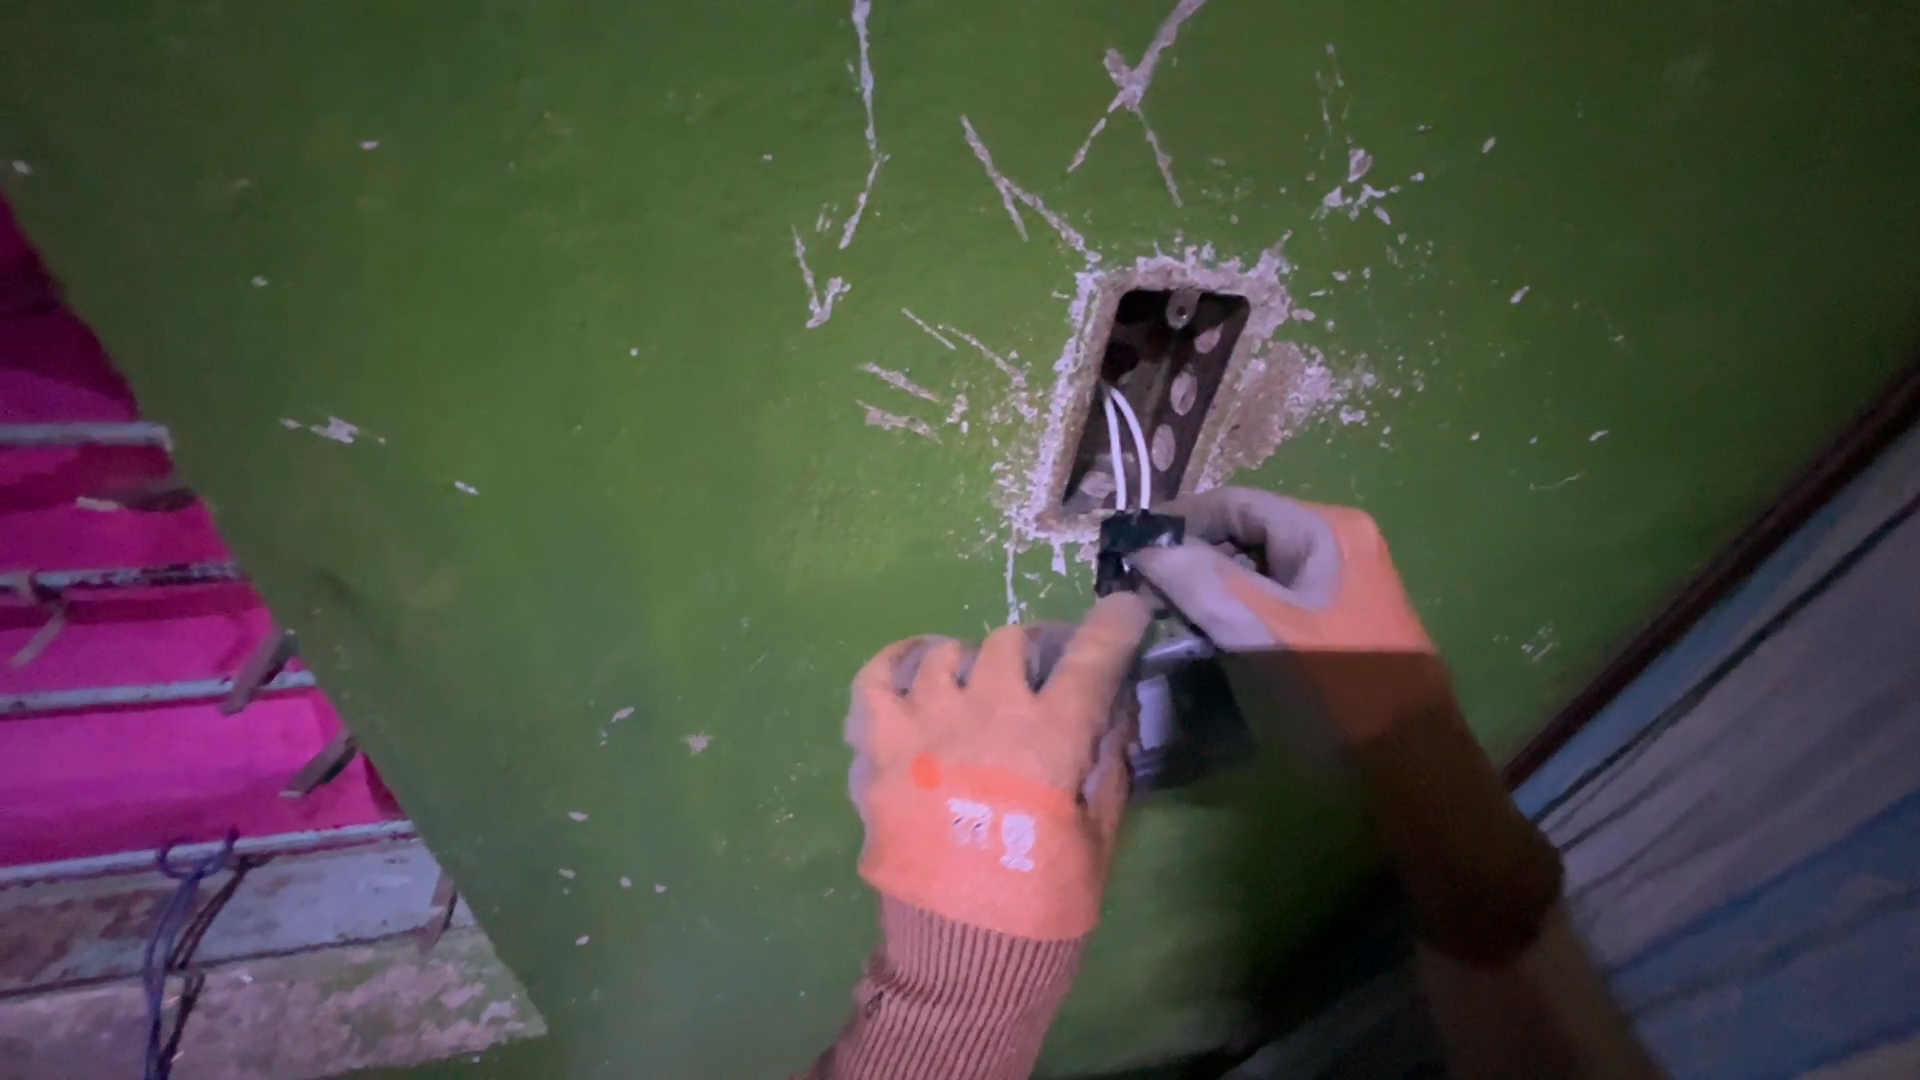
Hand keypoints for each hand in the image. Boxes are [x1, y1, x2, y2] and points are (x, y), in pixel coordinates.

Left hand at [845, 593, 1151, 940]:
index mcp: (1049, 738)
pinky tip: (915, 668)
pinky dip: (897, 663)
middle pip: (1009, 641)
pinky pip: (876, 678)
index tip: (1123, 608)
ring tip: (977, 688)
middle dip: (1033, 650)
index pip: (1091, 658)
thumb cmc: (1044, 902)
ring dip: (970, 664)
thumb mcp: (1100, 834)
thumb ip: (1107, 759)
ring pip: (945, 653)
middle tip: (1039, 672)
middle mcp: (984, 714)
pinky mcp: (878, 748)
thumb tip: (1109, 706)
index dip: (1113, 625)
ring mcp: (923, 725)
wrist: (961, 959)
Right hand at [1130, 487, 1561, 966]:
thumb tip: (1142, 546)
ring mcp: (1340, 576)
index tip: (1128, 549)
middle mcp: (1336, 539)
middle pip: (1243, 530)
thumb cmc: (1333, 688)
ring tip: (1165, 609)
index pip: (1233, 502)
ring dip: (1208, 582)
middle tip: (1141, 587)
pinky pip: (1272, 591)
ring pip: (1255, 563)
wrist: (1410, 765)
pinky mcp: (1337, 611)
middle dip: (1190, 555)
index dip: (1176, 521)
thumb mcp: (1255, 630)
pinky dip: (1234, 603)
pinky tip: (1206, 629)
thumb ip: (1196, 579)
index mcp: (1324, 528)